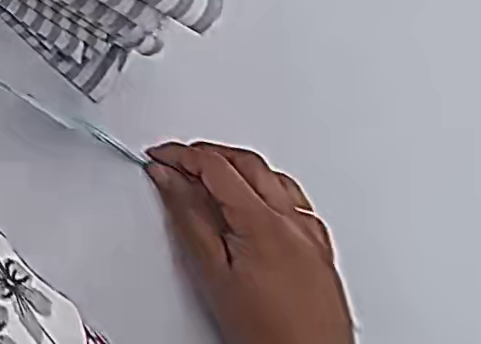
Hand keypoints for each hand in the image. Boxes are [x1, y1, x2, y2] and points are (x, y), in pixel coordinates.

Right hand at [147, 142, 353, 343]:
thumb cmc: (267, 334)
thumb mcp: (211, 271)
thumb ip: (186, 214)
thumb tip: (166, 176)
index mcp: (264, 224)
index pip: (214, 166)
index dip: (179, 154)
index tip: (158, 156)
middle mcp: (294, 224)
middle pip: (245, 163)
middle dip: (205, 154)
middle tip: (176, 163)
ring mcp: (312, 239)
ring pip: (273, 177)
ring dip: (237, 167)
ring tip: (208, 178)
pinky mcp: (322, 254)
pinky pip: (297, 203)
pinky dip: (268, 189)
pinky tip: (252, 201)